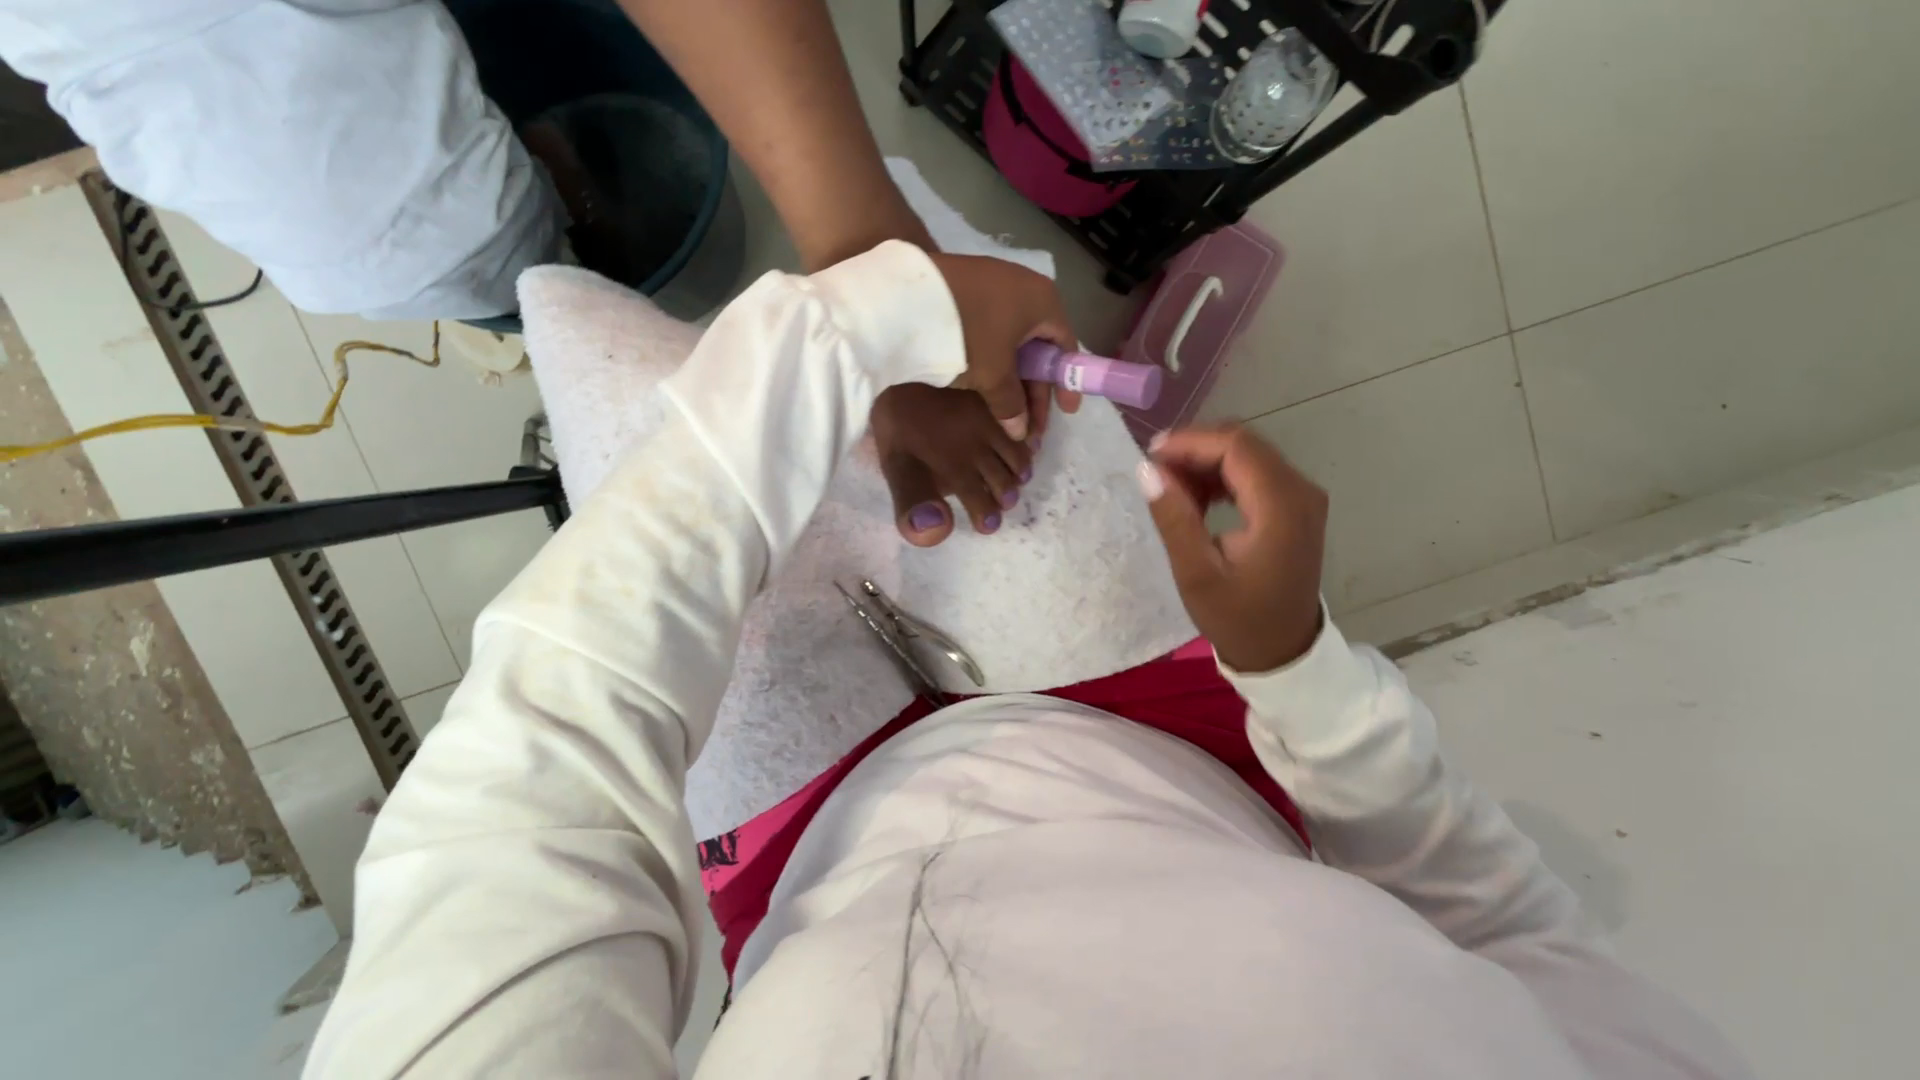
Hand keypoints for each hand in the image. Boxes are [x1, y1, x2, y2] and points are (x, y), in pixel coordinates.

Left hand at [872, 253, 1079, 545]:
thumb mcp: (993, 375)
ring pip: (1011, 339)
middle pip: (1038, 345)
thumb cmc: (965, 336)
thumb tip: (1020, 432)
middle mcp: (1023, 285)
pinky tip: (984, 382)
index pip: (1065, 346)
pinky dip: (991, 358)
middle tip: (1030, 424)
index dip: (1064, 383)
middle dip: (1034, 388)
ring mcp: (991, 283)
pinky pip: (989, 328)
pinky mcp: (963, 288)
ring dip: (1011, 377)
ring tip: (1006, 410)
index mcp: (1043, 300)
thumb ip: (1012, 405)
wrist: (902, 298)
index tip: (1064, 411)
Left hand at [873, 384, 1031, 542]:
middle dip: (1005, 496)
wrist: (895, 369)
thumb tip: (936, 533)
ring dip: (1018, 472)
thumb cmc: (895, 423)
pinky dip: (1026, 439)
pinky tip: (1020, 445)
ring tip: (1014, 479)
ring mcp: (991, 422)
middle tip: (1003, 502)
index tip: (987, 523)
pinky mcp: (995, 398)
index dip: (987, 516)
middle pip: (1005, 483)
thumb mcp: (896, 466)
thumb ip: (914, 503)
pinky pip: (1022, 423)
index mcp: (957, 468)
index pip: (983, 504)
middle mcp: (981, 449)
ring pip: (1018, 457)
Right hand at [1138, 425, 1328, 672]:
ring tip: (1170, 489)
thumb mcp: (1196, 574)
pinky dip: (1222, 476)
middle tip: (1154, 472)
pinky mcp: (1295, 505)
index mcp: (1281, 507)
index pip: (1235, 447)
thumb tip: (1146, 469)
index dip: (1190, 443)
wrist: (1282, 651)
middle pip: (1244, 444)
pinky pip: (1256, 472)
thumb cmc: (1237, 618)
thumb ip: (1174, 518)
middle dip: (1195, 449)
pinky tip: (1196, 499)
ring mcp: (1302, 497)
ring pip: (1248, 454)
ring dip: (1206, 462)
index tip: (1149, 457)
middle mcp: (1301, 491)